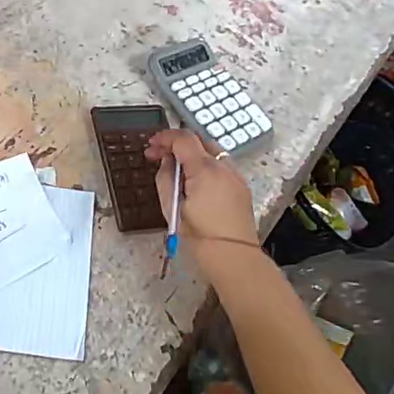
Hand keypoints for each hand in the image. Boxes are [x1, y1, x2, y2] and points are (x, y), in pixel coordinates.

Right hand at [146, 128, 259, 252]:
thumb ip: (165, 178)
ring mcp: (236, 175)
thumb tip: (166, 162)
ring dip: (193, 153)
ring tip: (178, 168)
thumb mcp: (172, 207)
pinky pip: (222, 165)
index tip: (152, 145)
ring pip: (212, 151)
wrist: (233, 256)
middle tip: (160, 155)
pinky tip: (196, 179)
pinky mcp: (241, 186)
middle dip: (178, 143)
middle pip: (199, 140)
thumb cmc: (199, 236)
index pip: (183, 139)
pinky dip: (206, 164)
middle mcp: (223, 166)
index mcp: (204, 169)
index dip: (164, 137)